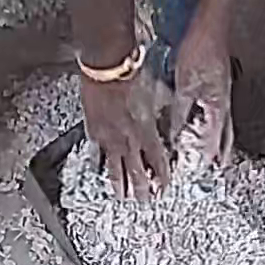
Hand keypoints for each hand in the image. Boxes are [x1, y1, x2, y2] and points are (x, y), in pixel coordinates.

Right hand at [81, 73, 170, 199]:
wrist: (107, 63)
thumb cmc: (133, 73)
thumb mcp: (157, 93)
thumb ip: (162, 114)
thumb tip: (170, 124)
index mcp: (146, 133)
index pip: (158, 163)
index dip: (161, 179)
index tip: (163, 189)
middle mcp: (129, 142)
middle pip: (137, 174)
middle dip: (142, 191)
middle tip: (144, 201)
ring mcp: (110, 140)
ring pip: (116, 171)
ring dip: (120, 187)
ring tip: (122, 197)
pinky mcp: (94, 133)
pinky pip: (97, 155)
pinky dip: (99, 166)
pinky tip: (98, 171)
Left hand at [170, 15, 233, 165]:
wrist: (212, 25)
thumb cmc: (200, 50)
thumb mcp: (185, 87)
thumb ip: (181, 115)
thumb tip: (175, 135)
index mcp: (217, 109)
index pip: (213, 143)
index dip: (206, 158)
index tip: (201, 169)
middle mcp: (225, 106)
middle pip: (225, 138)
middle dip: (221, 154)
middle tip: (218, 168)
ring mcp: (226, 96)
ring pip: (226, 127)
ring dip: (222, 142)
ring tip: (218, 155)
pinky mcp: (222, 86)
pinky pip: (223, 114)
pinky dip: (220, 126)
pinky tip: (213, 124)